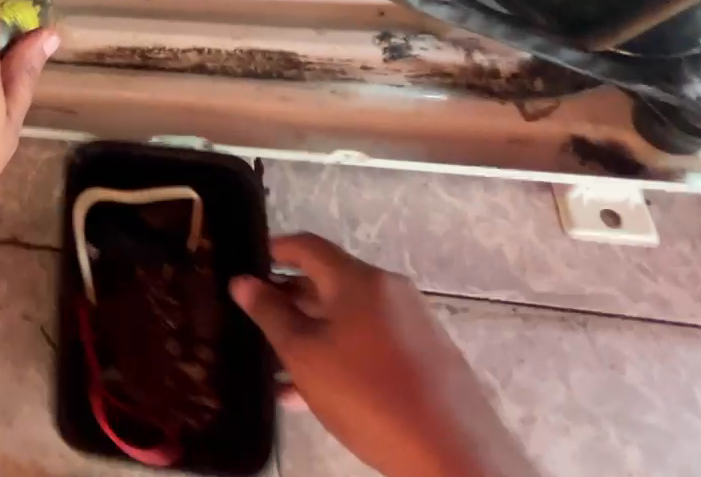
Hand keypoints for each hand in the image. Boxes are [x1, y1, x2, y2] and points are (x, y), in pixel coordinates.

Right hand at [230, 235, 536, 476]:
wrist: (457, 460)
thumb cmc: (369, 395)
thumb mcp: (304, 354)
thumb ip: (270, 313)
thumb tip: (242, 281)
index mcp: (359, 279)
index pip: (306, 245)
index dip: (272, 250)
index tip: (245, 265)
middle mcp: (389, 292)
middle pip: (326, 282)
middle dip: (287, 300)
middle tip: (253, 320)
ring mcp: (412, 326)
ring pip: (346, 318)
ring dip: (309, 335)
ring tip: (275, 367)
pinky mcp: (427, 360)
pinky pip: (369, 343)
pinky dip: (338, 355)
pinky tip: (310, 393)